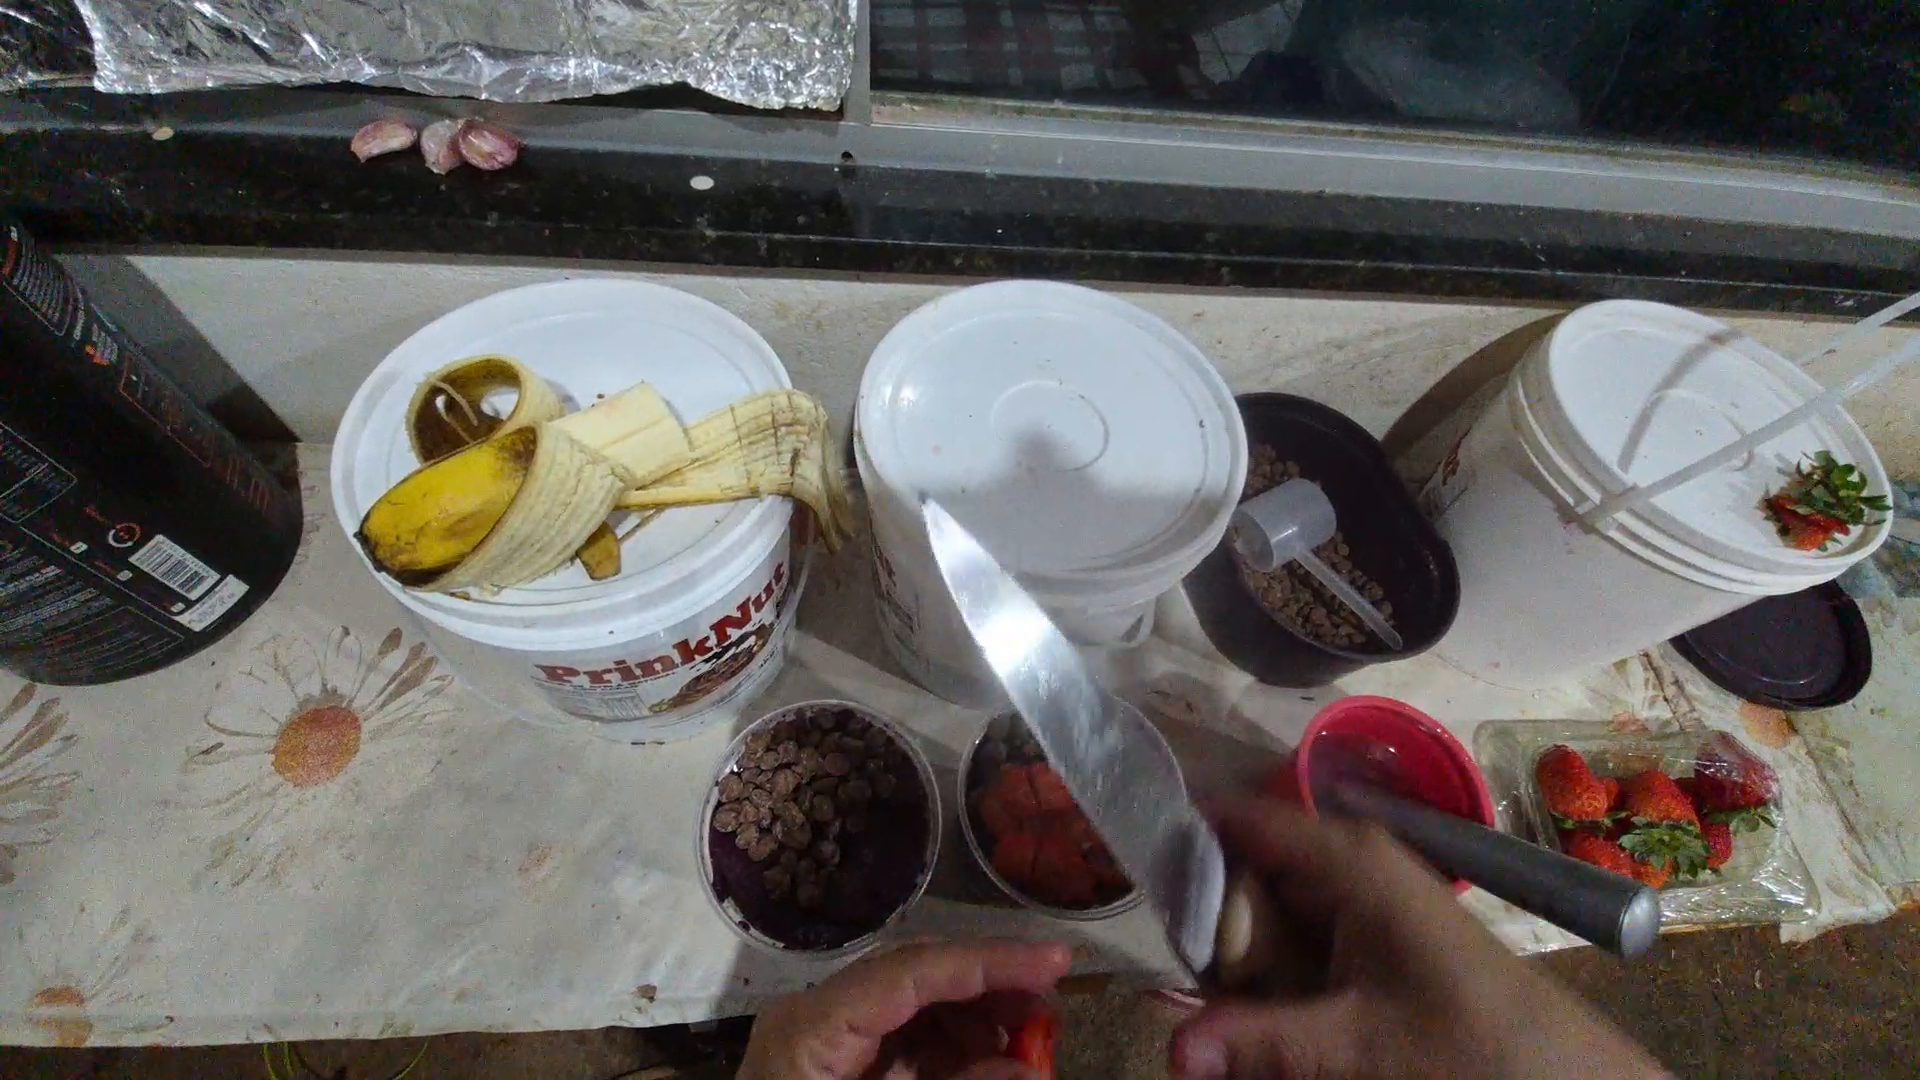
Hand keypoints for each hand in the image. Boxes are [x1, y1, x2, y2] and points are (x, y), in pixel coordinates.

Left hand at [739, 941, 1071, 1079]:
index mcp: (813, 1025)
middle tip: (1051, 1002)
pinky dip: (955, 1049)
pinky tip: (991, 1062)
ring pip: (918, 1003)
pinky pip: (909, 1040)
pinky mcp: (843, 1064)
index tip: (1056, 961)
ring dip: (976, 1017)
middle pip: (917, 974)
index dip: (989, 961)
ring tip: (1028, 1040)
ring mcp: (830, 1038)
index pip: (913, 969)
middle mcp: (821, 1013)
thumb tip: (1030, 1070)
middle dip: (987, 984)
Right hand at [1171, 797, 1670, 1079]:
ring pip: (1265, 893)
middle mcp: (1344, 855)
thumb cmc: (1479, 1051)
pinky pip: (1294, 922)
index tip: (1136, 873)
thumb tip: (1169, 1051)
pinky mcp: (1368, 919)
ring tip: (1201, 983)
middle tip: (1168, 958)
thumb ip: (1260, 1042)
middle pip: (1243, 857)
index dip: (1182, 835)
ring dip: (1233, 938)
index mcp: (1342, 855)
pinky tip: (1253, 996)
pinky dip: (1266, 956)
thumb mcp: (1362, 1051)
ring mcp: (1358, 886)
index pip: (1236, 816)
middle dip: (1202, 906)